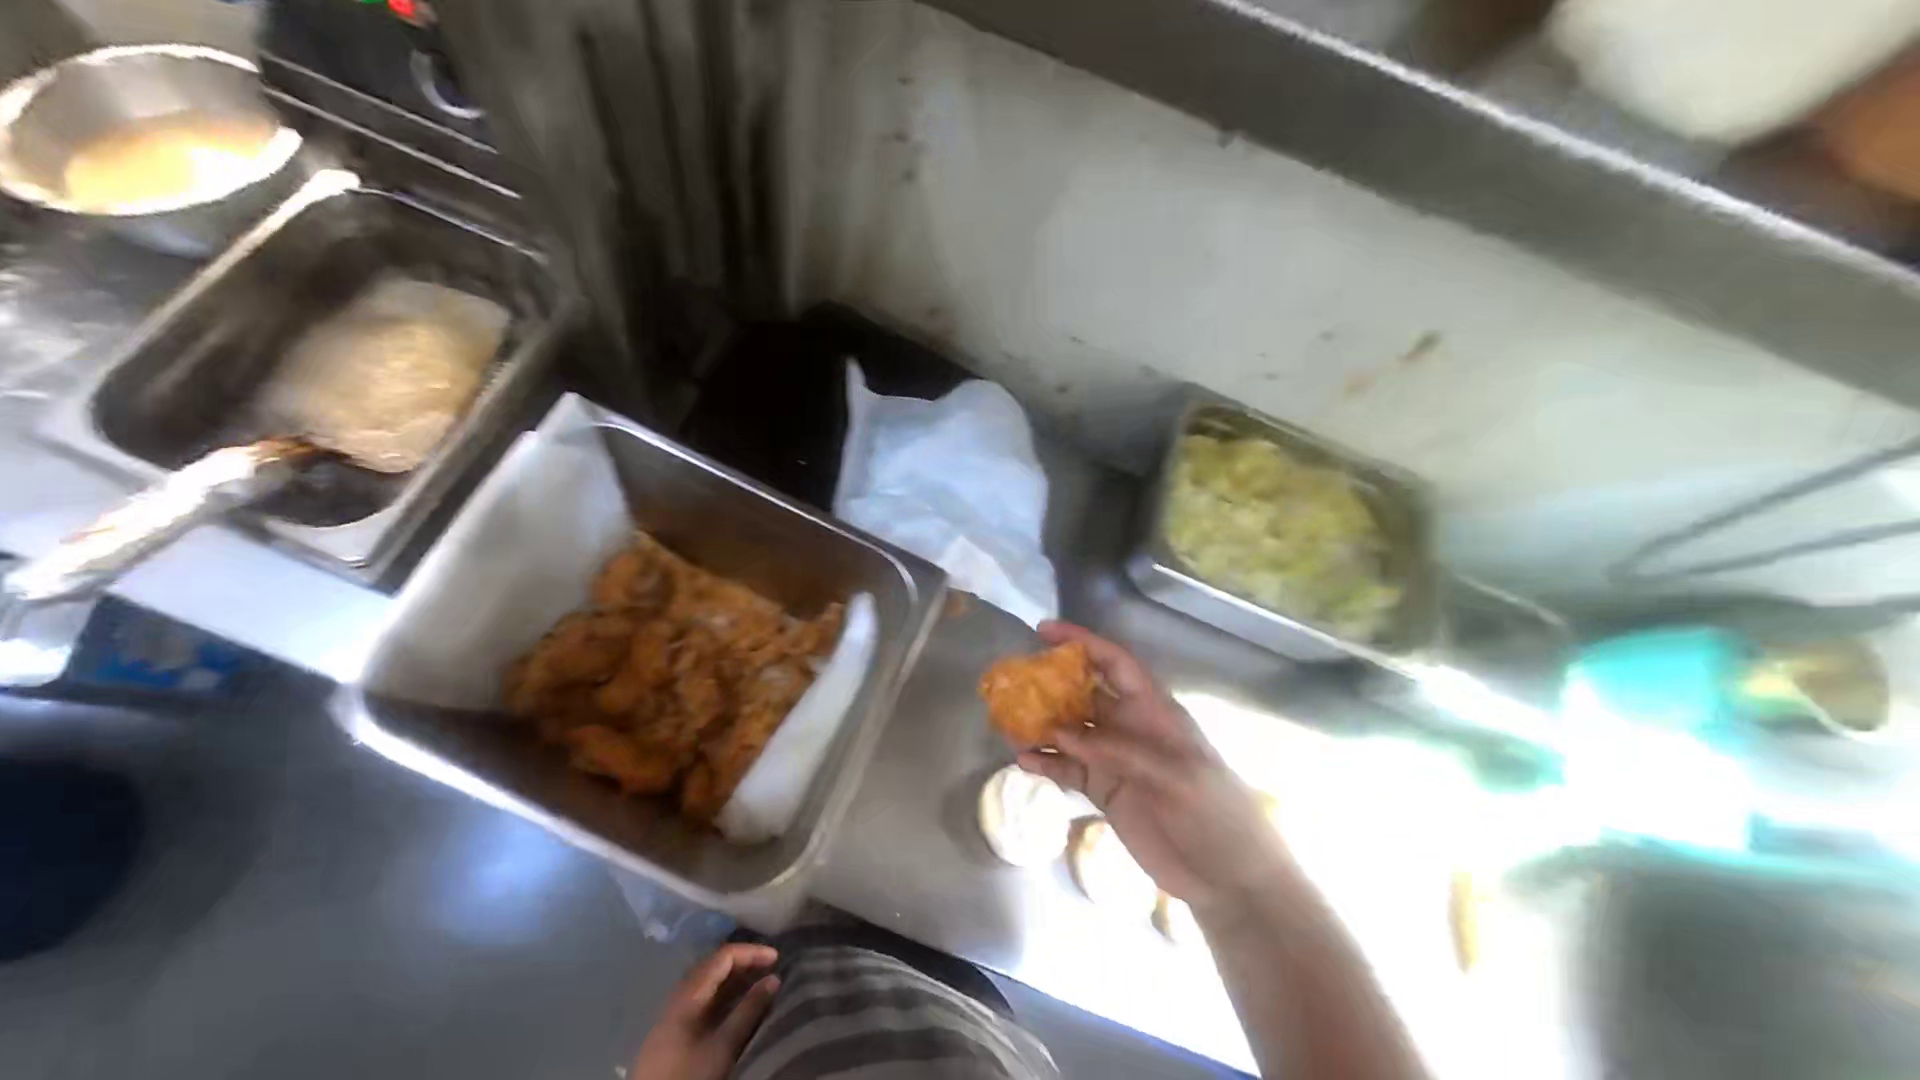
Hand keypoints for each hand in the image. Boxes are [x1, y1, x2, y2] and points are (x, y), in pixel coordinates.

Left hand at [630, 943, 780, 1079]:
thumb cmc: (689, 1077)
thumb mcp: (723, 1047)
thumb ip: (749, 1011)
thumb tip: (774, 979)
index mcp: (688, 994)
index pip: (723, 957)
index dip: (751, 952)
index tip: (776, 958)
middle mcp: (679, 996)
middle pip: (714, 966)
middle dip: (744, 962)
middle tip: (770, 968)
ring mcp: (673, 1014)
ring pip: (708, 983)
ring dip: (734, 979)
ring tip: (759, 983)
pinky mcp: (673, 1032)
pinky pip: (702, 999)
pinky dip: (724, 995)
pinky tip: (736, 1006)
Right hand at [1017, 622, 1296, 913]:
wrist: (1229, 878)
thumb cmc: (1216, 816)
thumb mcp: (1177, 777)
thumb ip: (1119, 751)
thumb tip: (1059, 733)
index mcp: (1154, 711)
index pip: (1114, 664)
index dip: (1082, 643)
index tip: (1042, 631)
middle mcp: (1130, 727)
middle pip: (1083, 694)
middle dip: (1049, 685)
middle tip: (1012, 684)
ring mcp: (1115, 760)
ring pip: (1069, 732)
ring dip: (1040, 726)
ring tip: (1007, 726)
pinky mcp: (1105, 791)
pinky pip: (1068, 770)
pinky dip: (1047, 763)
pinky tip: (1023, 762)